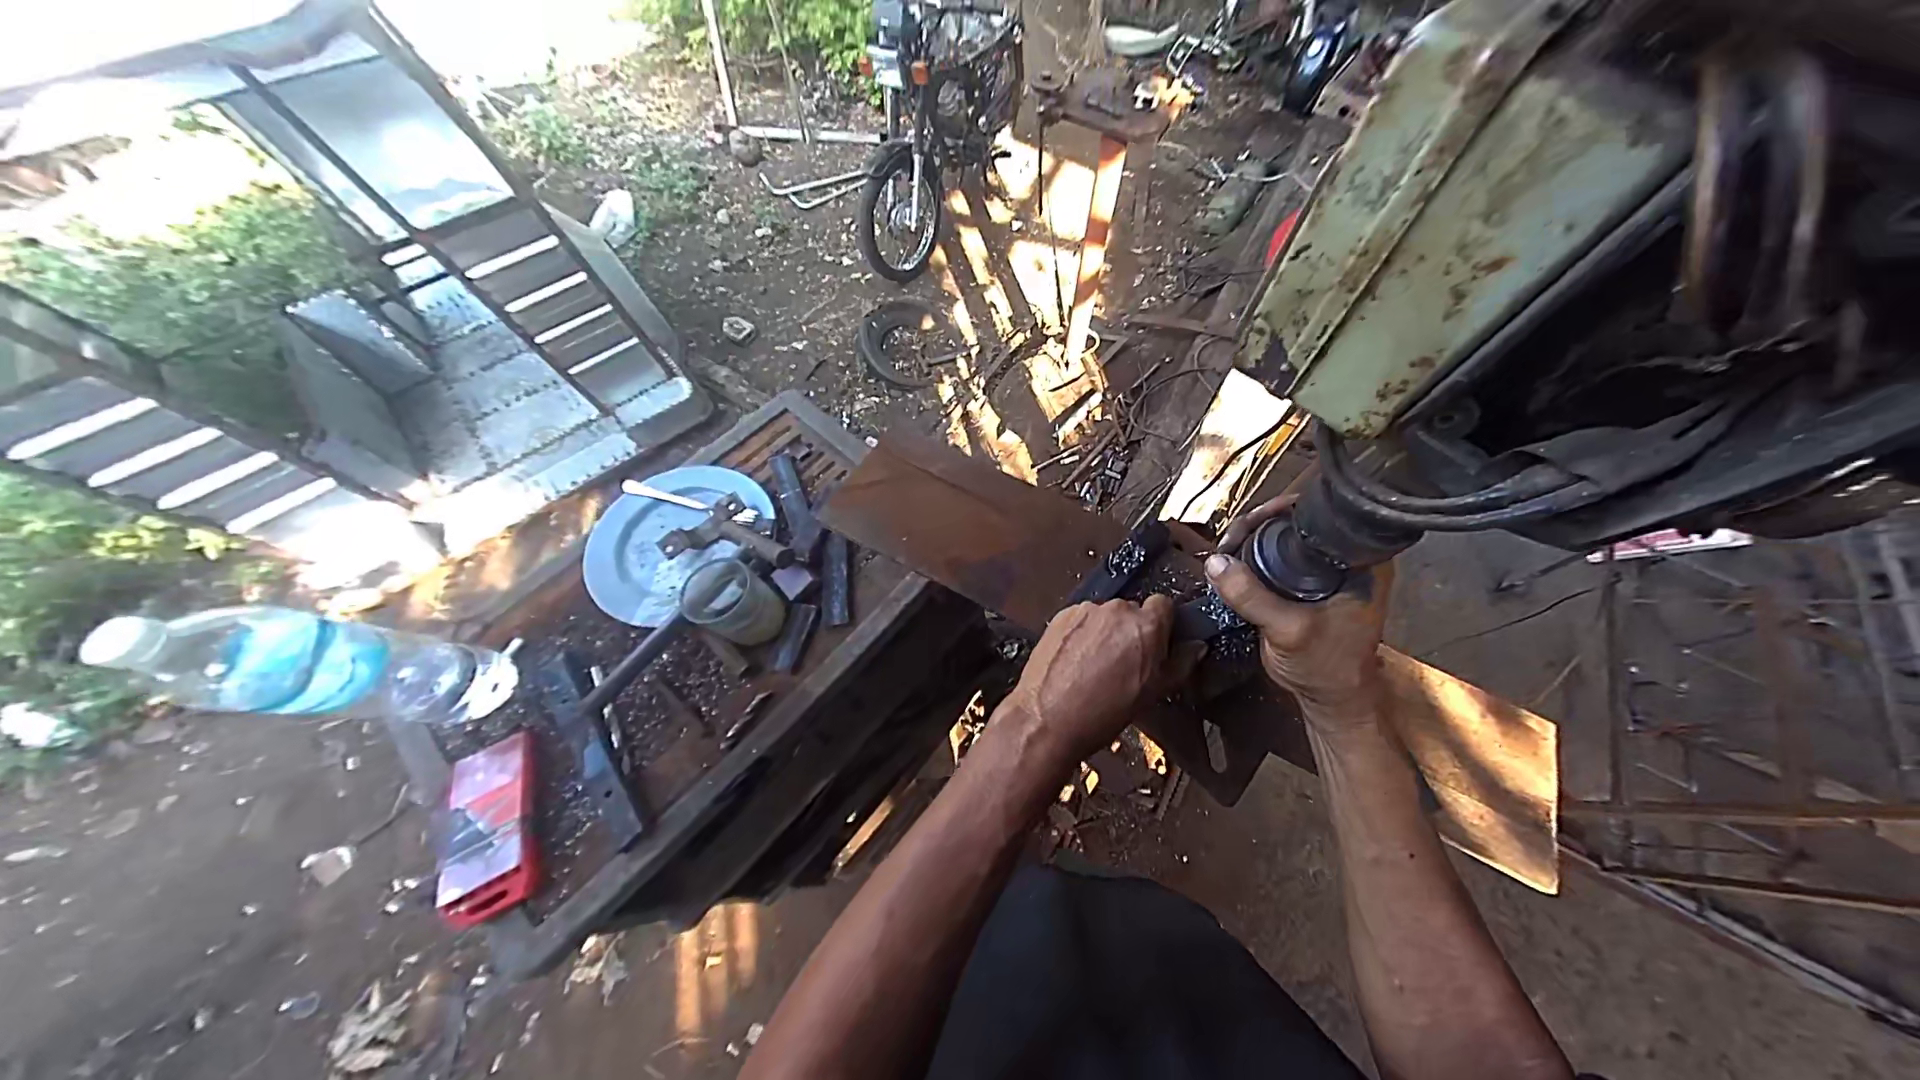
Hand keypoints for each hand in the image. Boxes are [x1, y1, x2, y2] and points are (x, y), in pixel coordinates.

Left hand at [1001, 595, 1176, 766]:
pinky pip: (1080, 620)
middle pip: (1133, 610)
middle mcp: (1117, 610)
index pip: (1164, 605)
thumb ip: (1180, 664)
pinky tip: (1076, 662)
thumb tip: (1195, 647)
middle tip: (1126, 662)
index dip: (1162, 624)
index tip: (1157, 642)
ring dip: (1105, 632)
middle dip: (1132, 631)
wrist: (1048, 718)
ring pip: (1105, 616)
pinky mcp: (1061, 616)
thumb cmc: (1100, 712)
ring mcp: (1086, 611)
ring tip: (1096, 666)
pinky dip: (1081, 634)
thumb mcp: (1153, 694)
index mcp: (1147, 626)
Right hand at [1205, 495, 1393, 729]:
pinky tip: (1230, 562)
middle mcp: (1344, 557)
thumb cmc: (1325, 665)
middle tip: (1229, 540)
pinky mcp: (1302, 583)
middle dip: (1257, 524)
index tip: (1250, 521)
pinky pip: (1273, 558)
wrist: (1329, 699)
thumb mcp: (1288, 630)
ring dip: (1249, 540)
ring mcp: (1322, 570)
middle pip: (1294, 521)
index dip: (1282, 509)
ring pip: (1280, 538)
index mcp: (1361, 560)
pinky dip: (1250, 557)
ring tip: (1225, 550)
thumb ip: (1251, 596)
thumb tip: (1213, 563)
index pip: (1321, 514)